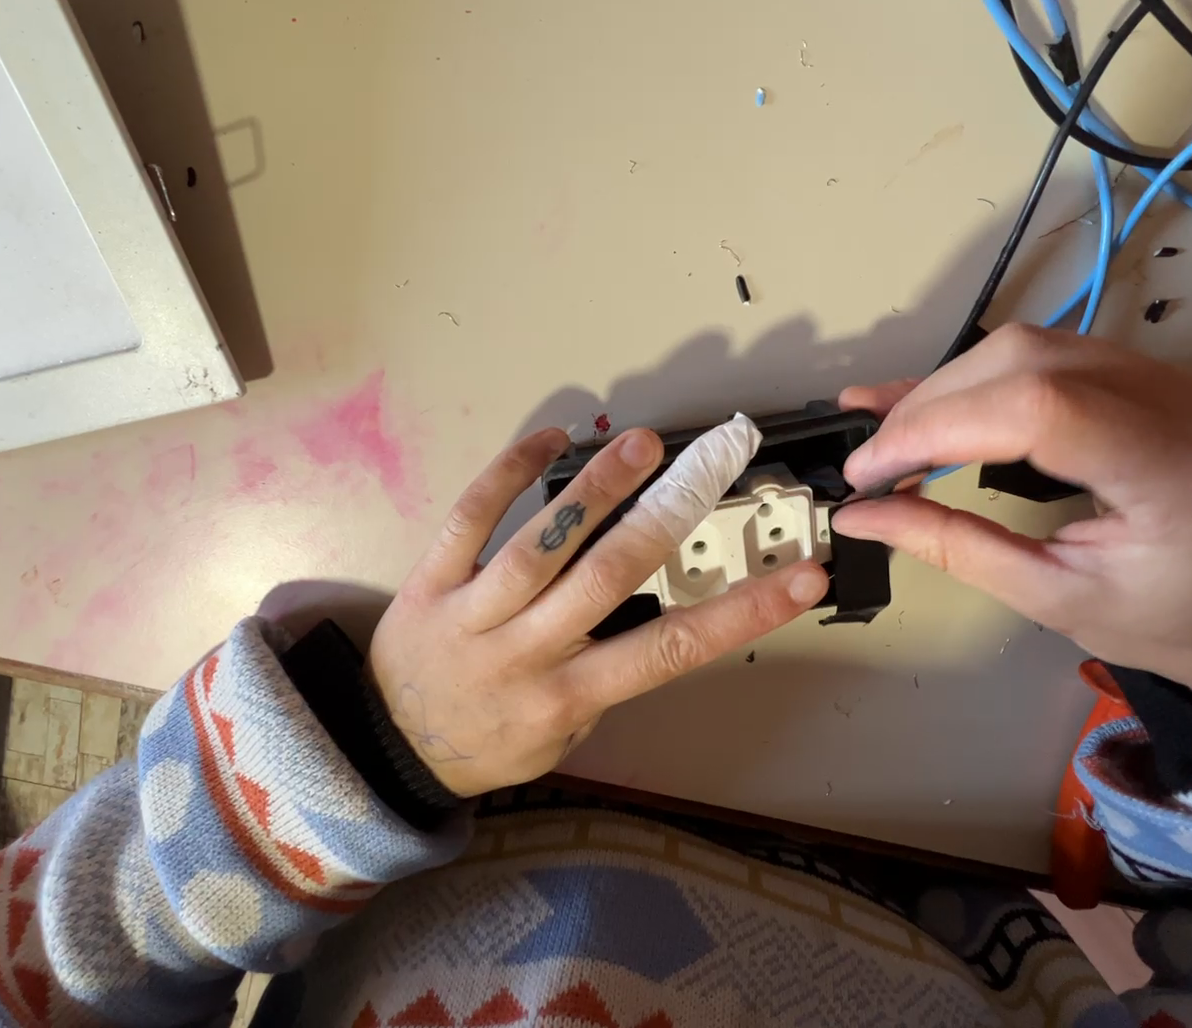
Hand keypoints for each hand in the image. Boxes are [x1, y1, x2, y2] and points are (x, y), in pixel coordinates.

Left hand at [369, 426, 829, 795]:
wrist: (389, 751)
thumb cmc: (489, 744)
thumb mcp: (561, 737)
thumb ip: (601, 681)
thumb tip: (641, 615)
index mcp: (569, 696)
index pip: (670, 652)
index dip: (742, 613)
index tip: (801, 576)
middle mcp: (526, 652)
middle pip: (608, 578)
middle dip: (667, 516)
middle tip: (712, 464)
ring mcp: (474, 612)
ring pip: (540, 544)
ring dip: (596, 489)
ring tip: (641, 444)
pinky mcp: (430, 580)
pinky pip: (469, 519)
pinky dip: (508, 476)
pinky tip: (548, 440)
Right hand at [833, 324, 1191, 718]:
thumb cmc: (1173, 627)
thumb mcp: (1054, 600)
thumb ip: (952, 546)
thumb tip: (855, 515)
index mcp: (1182, 470)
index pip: (1038, 408)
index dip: (935, 427)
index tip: (870, 473)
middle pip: (1025, 361)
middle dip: (927, 407)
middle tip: (872, 464)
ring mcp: (1182, 376)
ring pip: (1029, 347)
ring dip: (946, 390)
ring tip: (891, 438)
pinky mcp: (1160, 374)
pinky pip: (1051, 356)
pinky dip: (979, 381)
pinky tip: (926, 398)